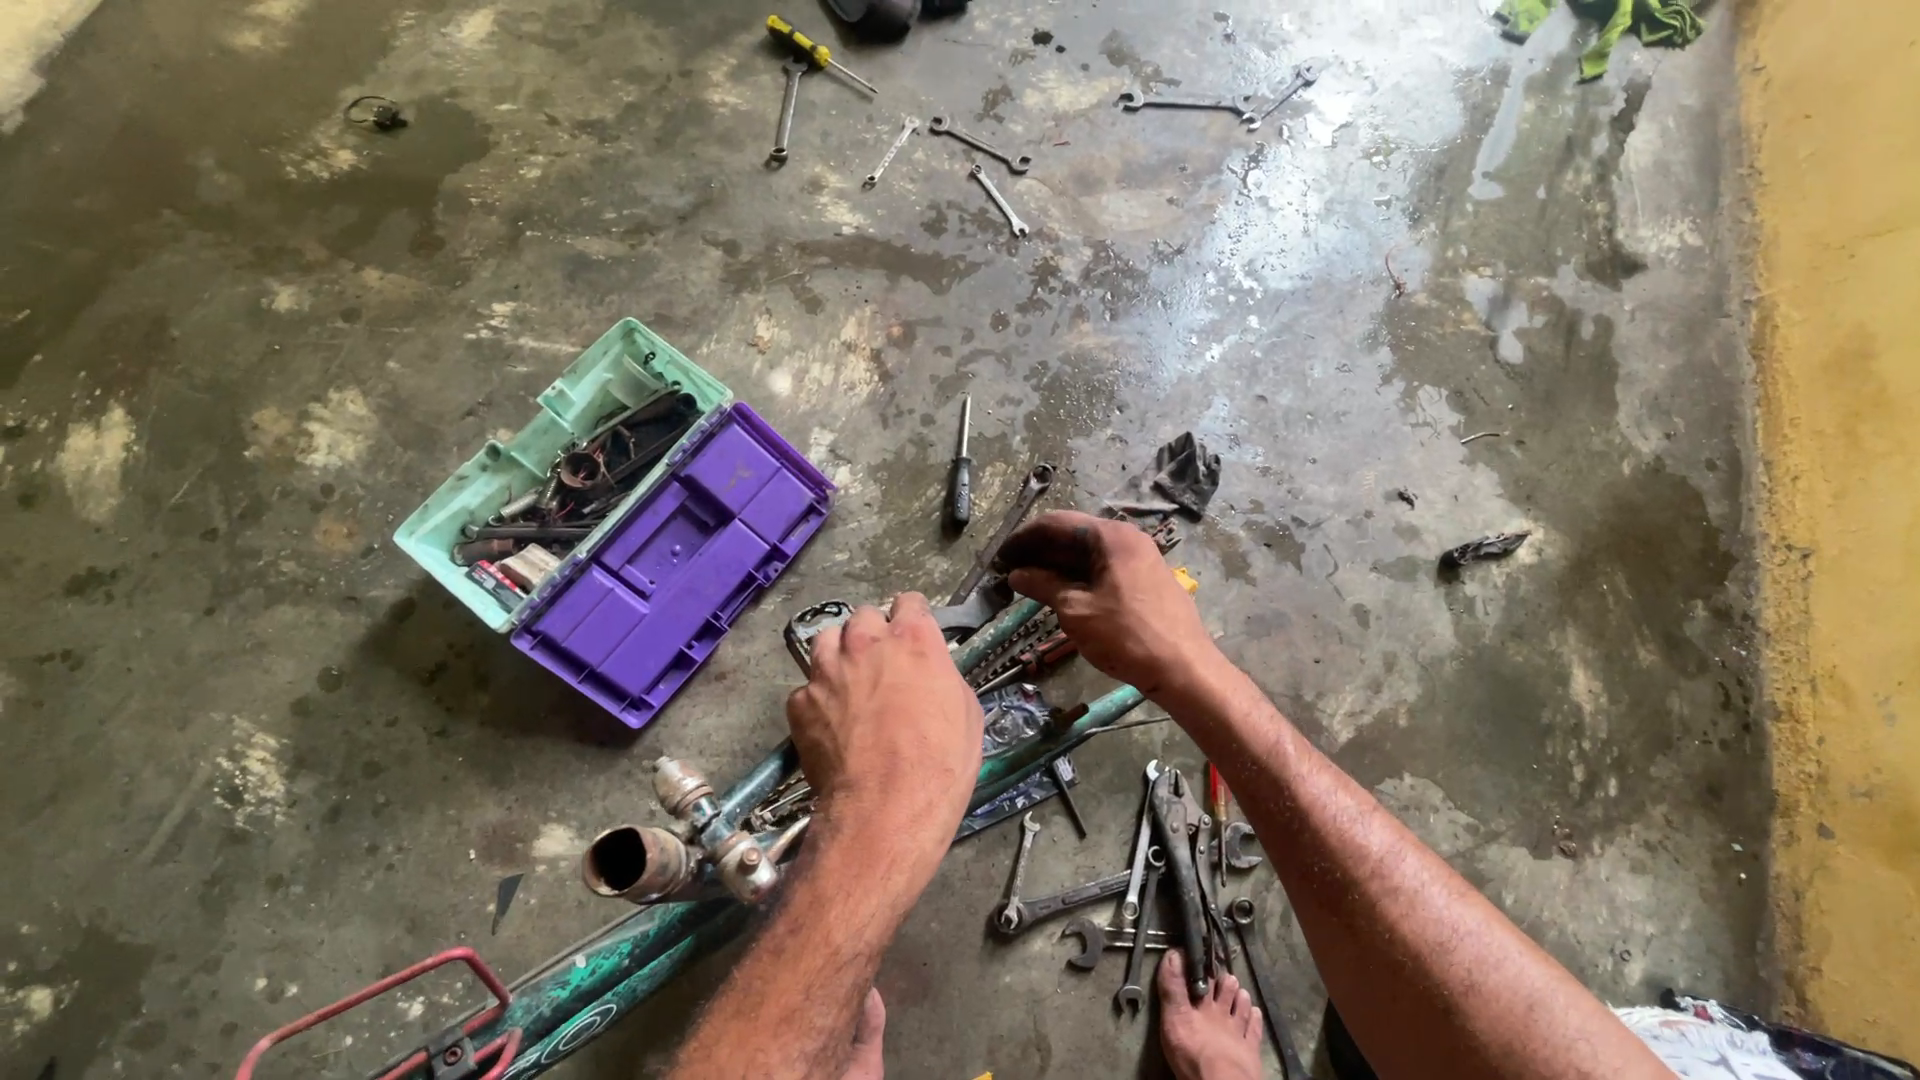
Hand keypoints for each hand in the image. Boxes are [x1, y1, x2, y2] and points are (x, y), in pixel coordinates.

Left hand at [786, 593, 982, 872]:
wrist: (886, 807)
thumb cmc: (940, 762)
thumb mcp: (967, 713)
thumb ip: (943, 679)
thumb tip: (932, 676)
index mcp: (913, 640)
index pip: (910, 602)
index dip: (913, 615)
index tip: (913, 629)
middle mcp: (866, 643)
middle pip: (864, 616)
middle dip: (873, 633)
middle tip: (881, 661)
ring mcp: (827, 670)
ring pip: (827, 639)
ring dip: (840, 652)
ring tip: (848, 679)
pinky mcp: (800, 702)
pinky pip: (807, 688)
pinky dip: (817, 699)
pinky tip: (829, 722)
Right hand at [997, 511, 1220, 700]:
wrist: (1184, 668)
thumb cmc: (1126, 635)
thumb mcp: (1076, 610)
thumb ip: (1043, 585)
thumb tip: (1016, 574)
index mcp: (1110, 536)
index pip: (1056, 522)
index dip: (1023, 538)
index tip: (1000, 558)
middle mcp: (1127, 539)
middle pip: (1073, 535)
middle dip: (1038, 552)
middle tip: (1009, 573)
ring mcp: (1140, 559)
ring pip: (1088, 554)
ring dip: (1057, 566)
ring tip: (1029, 585)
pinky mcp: (1145, 581)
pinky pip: (1103, 569)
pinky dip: (1078, 577)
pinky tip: (1060, 594)